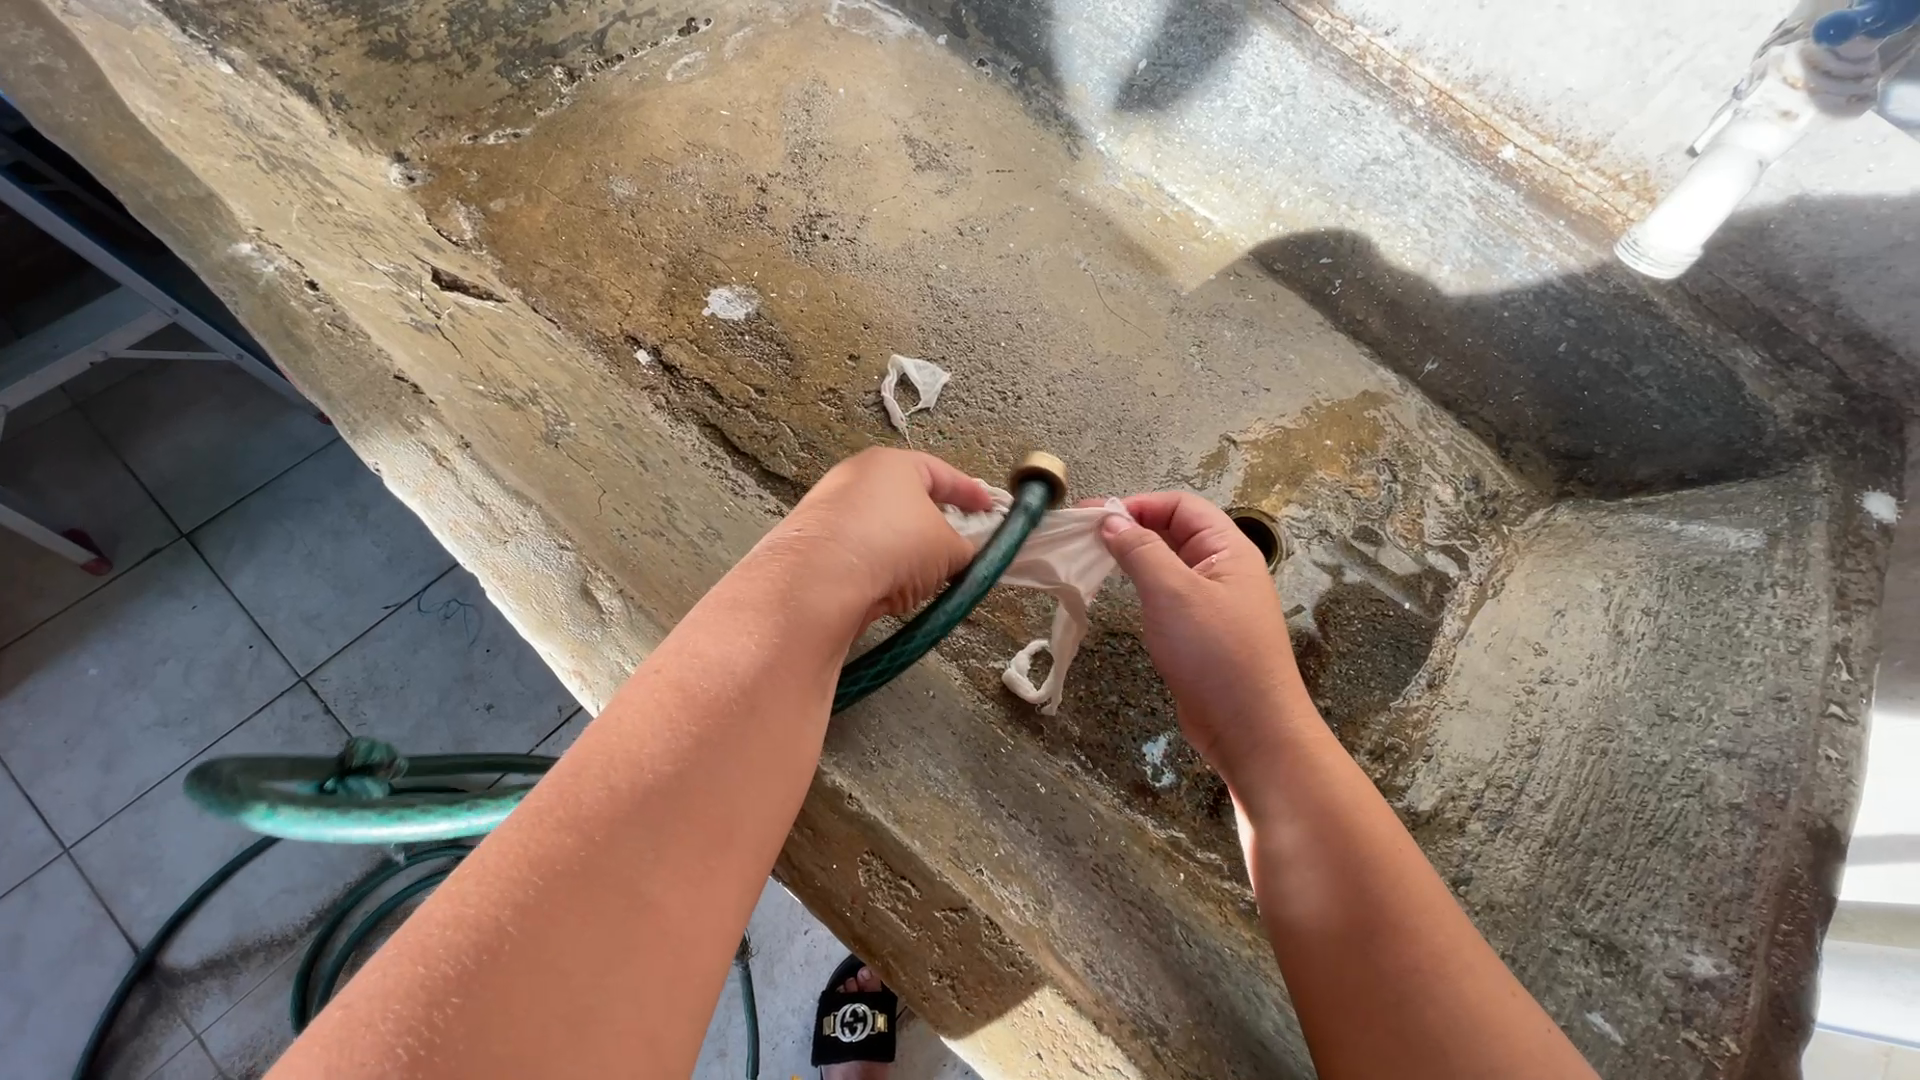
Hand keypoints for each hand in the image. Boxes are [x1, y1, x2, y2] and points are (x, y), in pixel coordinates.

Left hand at [765, 448, 992, 626]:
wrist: (819, 579)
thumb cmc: (890, 545)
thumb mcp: (949, 549)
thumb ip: (966, 549)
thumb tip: (965, 556)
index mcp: (893, 463)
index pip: (943, 474)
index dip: (971, 494)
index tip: (988, 508)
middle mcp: (857, 477)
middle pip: (908, 501)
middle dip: (934, 526)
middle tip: (955, 549)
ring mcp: (829, 508)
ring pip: (881, 529)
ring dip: (903, 551)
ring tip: (919, 579)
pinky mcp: (811, 541)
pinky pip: (857, 552)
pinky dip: (876, 566)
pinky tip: (885, 588)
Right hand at [1099, 492, 1312, 784]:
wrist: (1250, 729)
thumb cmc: (1215, 654)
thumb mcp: (1172, 593)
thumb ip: (1140, 550)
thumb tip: (1110, 519)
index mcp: (1229, 549)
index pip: (1181, 506)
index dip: (1138, 504)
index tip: (1095, 517)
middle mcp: (1225, 569)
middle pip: (1175, 531)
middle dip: (1132, 528)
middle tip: (1086, 537)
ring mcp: (1214, 602)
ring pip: (1170, 564)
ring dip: (1135, 557)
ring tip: (1096, 562)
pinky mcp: (1202, 632)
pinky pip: (1169, 595)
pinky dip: (1143, 587)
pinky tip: (1121, 596)